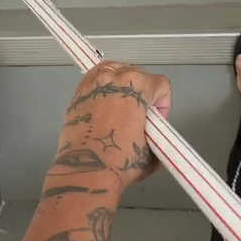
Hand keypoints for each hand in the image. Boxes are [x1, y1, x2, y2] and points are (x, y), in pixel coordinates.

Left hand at [51, 62, 172, 190]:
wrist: (86, 167)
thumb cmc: (123, 159)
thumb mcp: (153, 149)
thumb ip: (157, 133)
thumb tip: (152, 133)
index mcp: (138, 85)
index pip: (161, 84)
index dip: (163, 105)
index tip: (155, 123)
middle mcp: (115, 75)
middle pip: (138, 75)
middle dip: (142, 95)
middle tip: (138, 118)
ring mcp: (93, 81)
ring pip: (115, 72)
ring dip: (121, 87)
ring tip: (120, 109)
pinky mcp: (77, 91)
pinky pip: (95, 80)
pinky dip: (102, 89)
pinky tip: (102, 108)